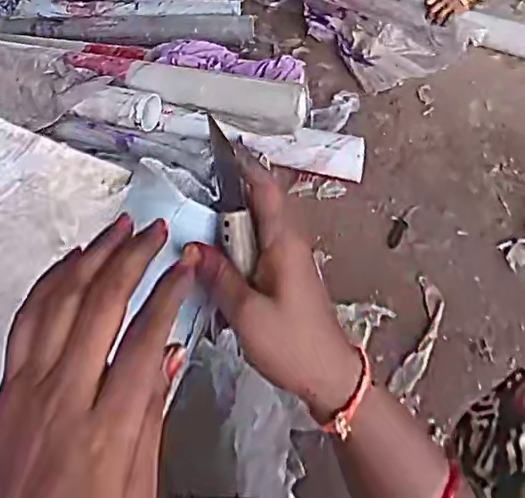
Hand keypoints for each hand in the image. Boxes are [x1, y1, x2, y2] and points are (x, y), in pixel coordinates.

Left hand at [0, 217, 194, 497]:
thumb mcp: (135, 492)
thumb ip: (152, 419)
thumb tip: (169, 356)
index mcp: (103, 433)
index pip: (144, 338)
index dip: (169, 292)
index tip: (183, 268)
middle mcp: (62, 400)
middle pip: (103, 303)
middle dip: (133, 257)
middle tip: (155, 234)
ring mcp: (29, 388)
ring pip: (62, 298)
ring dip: (93, 255)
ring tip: (117, 230)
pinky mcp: (7, 388)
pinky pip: (27, 317)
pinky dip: (50, 281)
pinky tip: (69, 262)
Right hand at [186, 153, 362, 416]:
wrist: (330, 378)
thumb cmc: (295, 345)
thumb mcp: (247, 313)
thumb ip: (219, 277)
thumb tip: (194, 250)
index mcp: (282, 242)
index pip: (265, 188)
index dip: (244, 164)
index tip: (223, 146)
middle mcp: (288, 242)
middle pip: (258, 200)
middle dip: (230, 188)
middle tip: (201, 181)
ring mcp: (287, 257)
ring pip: (256, 222)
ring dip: (232, 217)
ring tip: (203, 218)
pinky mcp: (283, 273)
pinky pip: (257, 244)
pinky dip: (237, 240)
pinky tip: (220, 256)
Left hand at [425, 0, 477, 24]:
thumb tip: (429, 4)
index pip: (430, 0)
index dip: (426, 5)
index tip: (425, 9)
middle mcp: (443, 1)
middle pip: (433, 9)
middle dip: (429, 15)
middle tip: (427, 20)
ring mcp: (449, 7)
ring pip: (440, 15)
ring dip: (436, 21)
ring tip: (434, 24)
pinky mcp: (455, 12)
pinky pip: (448, 19)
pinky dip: (445, 23)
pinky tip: (443, 25)